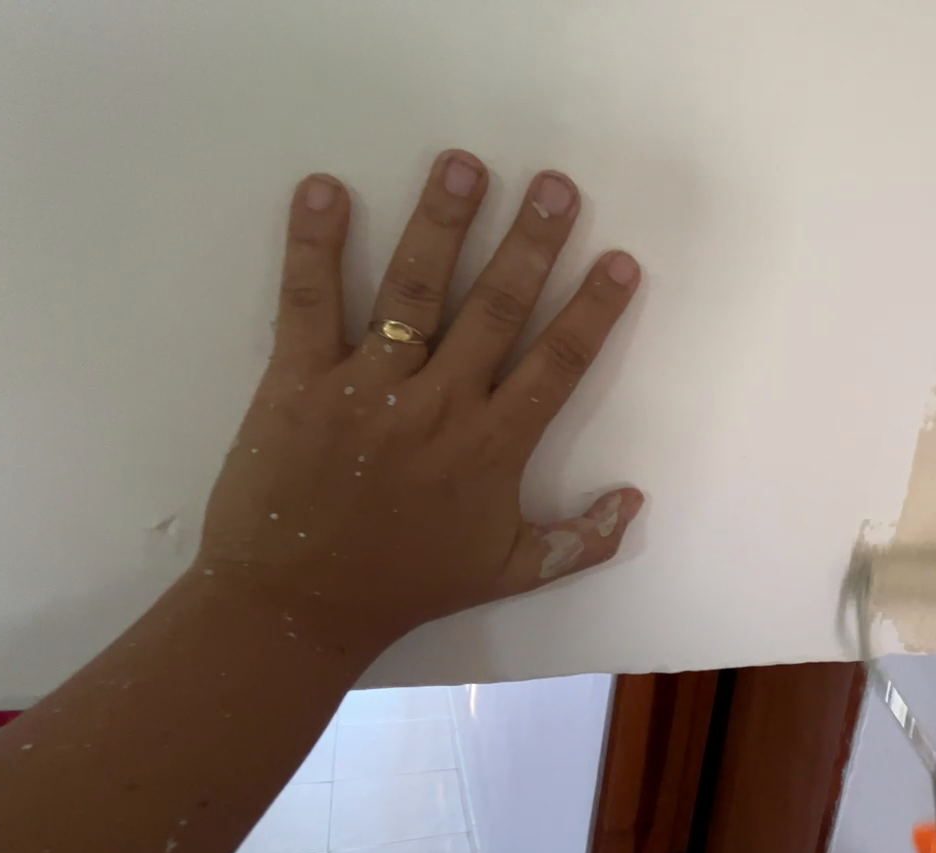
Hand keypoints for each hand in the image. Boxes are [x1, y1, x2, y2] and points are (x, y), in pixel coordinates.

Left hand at [197, 150, 643, 647]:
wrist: (299, 604)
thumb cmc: (414, 583)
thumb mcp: (516, 572)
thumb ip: (586, 540)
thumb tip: (637, 499)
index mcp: (496, 446)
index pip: (559, 362)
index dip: (593, 308)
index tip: (618, 261)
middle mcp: (440, 404)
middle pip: (497, 309)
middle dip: (531, 243)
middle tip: (555, 186)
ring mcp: (368, 387)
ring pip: (412, 291)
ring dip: (441, 225)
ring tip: (464, 165)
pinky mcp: (298, 381)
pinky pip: (307, 302)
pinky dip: (313, 245)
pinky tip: (326, 189)